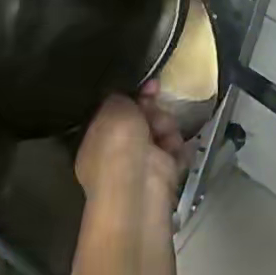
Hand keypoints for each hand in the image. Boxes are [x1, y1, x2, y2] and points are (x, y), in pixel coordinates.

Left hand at [74, 82, 188, 204]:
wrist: (140, 190)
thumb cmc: (117, 147)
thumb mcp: (113, 108)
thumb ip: (120, 96)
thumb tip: (128, 96)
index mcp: (98, 138)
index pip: (118, 110)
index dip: (134, 95)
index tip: (151, 84)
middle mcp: (118, 152)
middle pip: (142, 118)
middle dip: (153, 110)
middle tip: (156, 108)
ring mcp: (142, 164)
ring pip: (161, 131)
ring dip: (166, 127)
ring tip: (165, 134)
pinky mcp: (163, 175)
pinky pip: (175, 150)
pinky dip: (177, 147)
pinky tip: (172, 149)